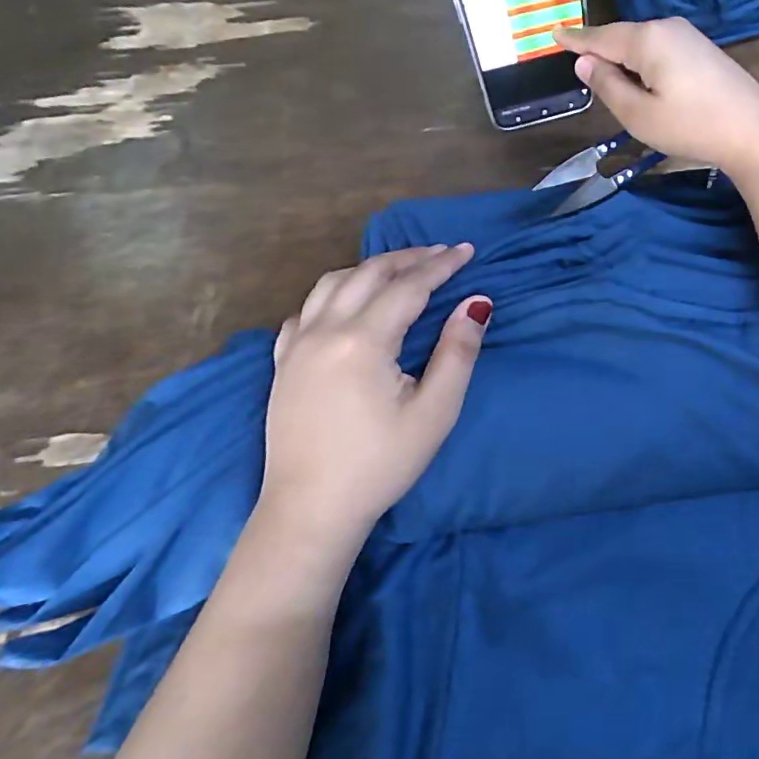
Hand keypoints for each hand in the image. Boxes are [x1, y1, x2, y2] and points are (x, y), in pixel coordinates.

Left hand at [259, 244, 489, 542]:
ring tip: (401, 269)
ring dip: (371, 268)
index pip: (408, 286)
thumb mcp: (435, 411)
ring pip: (333, 283)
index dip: (441, 265)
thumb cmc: (381, 463)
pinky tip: (347, 303)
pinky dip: (334, 292)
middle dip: (409, 258)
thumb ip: (458, 352)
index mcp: (362, 340)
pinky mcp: (281, 362)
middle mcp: (324, 330)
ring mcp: (295, 345)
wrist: (311, 509)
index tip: (467, 250)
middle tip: (442, 253)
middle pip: (369, 274)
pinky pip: (306, 309)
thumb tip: (476, 303)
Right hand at [555, 18, 758, 173]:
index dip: (575, 40)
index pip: (600, 37)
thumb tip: (585, 62)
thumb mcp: (639, 115)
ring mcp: (689, 36)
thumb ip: (608, 86)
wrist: (755, 132)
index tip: (553, 33)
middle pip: (622, 38)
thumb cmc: (693, 126)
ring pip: (643, 45)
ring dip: (626, 62)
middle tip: (584, 74)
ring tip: (614, 86)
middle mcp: (667, 27)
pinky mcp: (703, 50)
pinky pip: (662, 51)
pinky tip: (647, 85)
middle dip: (602, 53)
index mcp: (647, 38)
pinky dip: (646, 64)